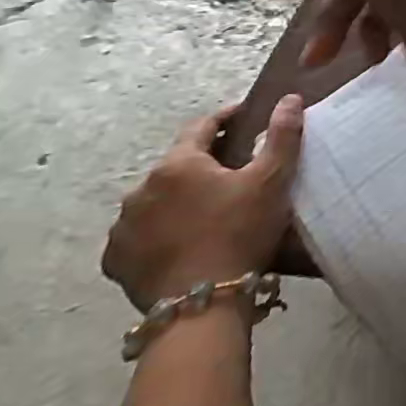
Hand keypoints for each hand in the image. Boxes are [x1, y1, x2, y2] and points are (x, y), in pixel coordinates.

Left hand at [103, 96, 303, 311]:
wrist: (201, 307)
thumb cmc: (240, 234)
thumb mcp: (272, 181)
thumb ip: (282, 135)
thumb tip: (290, 99)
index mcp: (179, 163)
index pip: (202, 126)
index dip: (226, 118)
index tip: (244, 117)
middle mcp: (142, 187)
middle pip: (178, 164)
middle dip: (202, 163)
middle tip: (231, 173)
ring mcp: (123, 225)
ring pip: (155, 199)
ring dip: (177, 198)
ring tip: (204, 212)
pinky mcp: (116, 259)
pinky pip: (137, 233)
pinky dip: (156, 230)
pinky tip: (176, 241)